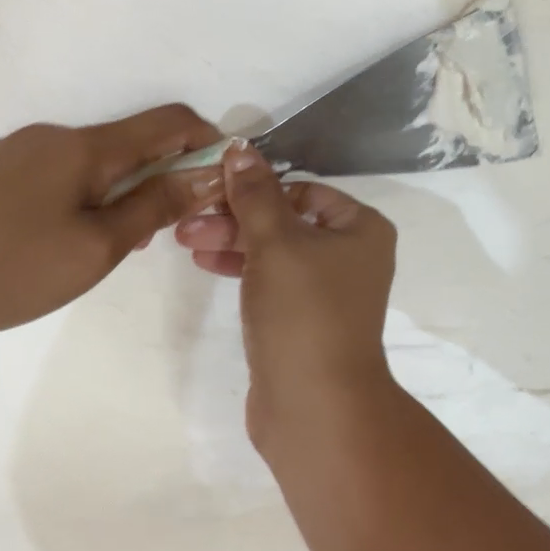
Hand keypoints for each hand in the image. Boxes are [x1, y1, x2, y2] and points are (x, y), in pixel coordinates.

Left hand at [0, 105, 224, 355]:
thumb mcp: (97, 250)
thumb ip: (158, 205)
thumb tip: (209, 172)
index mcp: (82, 148)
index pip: (169, 121)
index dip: (205, 141)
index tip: (216, 178)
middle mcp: (41, 136)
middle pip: (120, 145)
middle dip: (148, 179)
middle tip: (143, 237)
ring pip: (71, 164)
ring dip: (97, 194)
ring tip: (75, 251)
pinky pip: (26, 177)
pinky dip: (49, 200)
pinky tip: (17, 248)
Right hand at [172, 146, 397, 446]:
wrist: (316, 402)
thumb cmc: (304, 311)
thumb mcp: (277, 243)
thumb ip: (256, 195)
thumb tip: (240, 147)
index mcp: (363, 228)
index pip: (306, 192)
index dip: (258, 189)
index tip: (209, 192)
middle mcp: (356, 253)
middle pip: (290, 220)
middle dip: (239, 217)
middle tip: (187, 222)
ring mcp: (333, 289)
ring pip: (279, 251)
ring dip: (235, 241)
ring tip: (185, 241)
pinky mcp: (308, 319)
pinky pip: (275, 280)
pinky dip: (245, 269)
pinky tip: (208, 263)